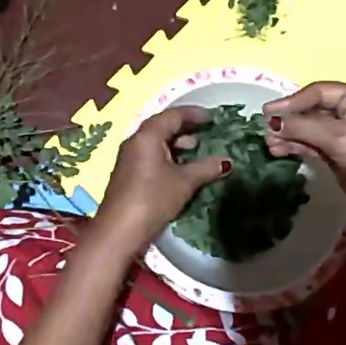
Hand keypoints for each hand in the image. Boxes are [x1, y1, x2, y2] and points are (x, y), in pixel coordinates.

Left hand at [96, 107, 231, 247]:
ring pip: (155, 141)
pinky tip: (180, 167)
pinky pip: (150, 154)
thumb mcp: (184, 182)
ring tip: (196, 148)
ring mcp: (129, 157)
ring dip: (176, 142)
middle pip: (162, 125)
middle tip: (207, 130)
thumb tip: (226, 161)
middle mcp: (135, 141)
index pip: (173, 115)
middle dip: (185, 126)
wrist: (119, 230)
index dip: (194, 113)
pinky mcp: (128, 173)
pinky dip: (167, 154)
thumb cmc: (153, 199)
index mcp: (147, 136)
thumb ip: (206, 168)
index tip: (213, 117)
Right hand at [263, 81, 345, 212]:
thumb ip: (303, 126)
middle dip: (290, 119)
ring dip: (289, 134)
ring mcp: (344, 134)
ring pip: (310, 128)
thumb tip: (272, 121)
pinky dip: (296, 146)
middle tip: (266, 128)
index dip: (293, 101)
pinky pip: (312, 144)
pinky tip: (278, 150)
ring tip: (270, 143)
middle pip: (313, 110)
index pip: (320, 92)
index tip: (269, 111)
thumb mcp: (338, 138)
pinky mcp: (338, 153)